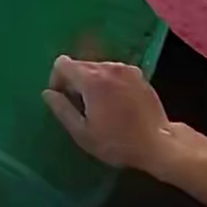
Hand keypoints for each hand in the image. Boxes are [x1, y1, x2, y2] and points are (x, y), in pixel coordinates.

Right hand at [43, 56, 181, 172]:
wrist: (158, 144)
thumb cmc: (117, 142)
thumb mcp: (83, 133)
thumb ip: (61, 109)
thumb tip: (48, 93)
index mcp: (92, 79)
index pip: (63, 63)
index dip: (57, 79)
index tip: (63, 99)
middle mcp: (108, 67)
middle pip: (80, 64)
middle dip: (74, 81)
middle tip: (81, 107)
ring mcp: (125, 68)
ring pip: (97, 67)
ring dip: (91, 81)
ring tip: (99, 106)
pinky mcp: (138, 73)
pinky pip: (113, 71)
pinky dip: (108, 81)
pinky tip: (116, 102)